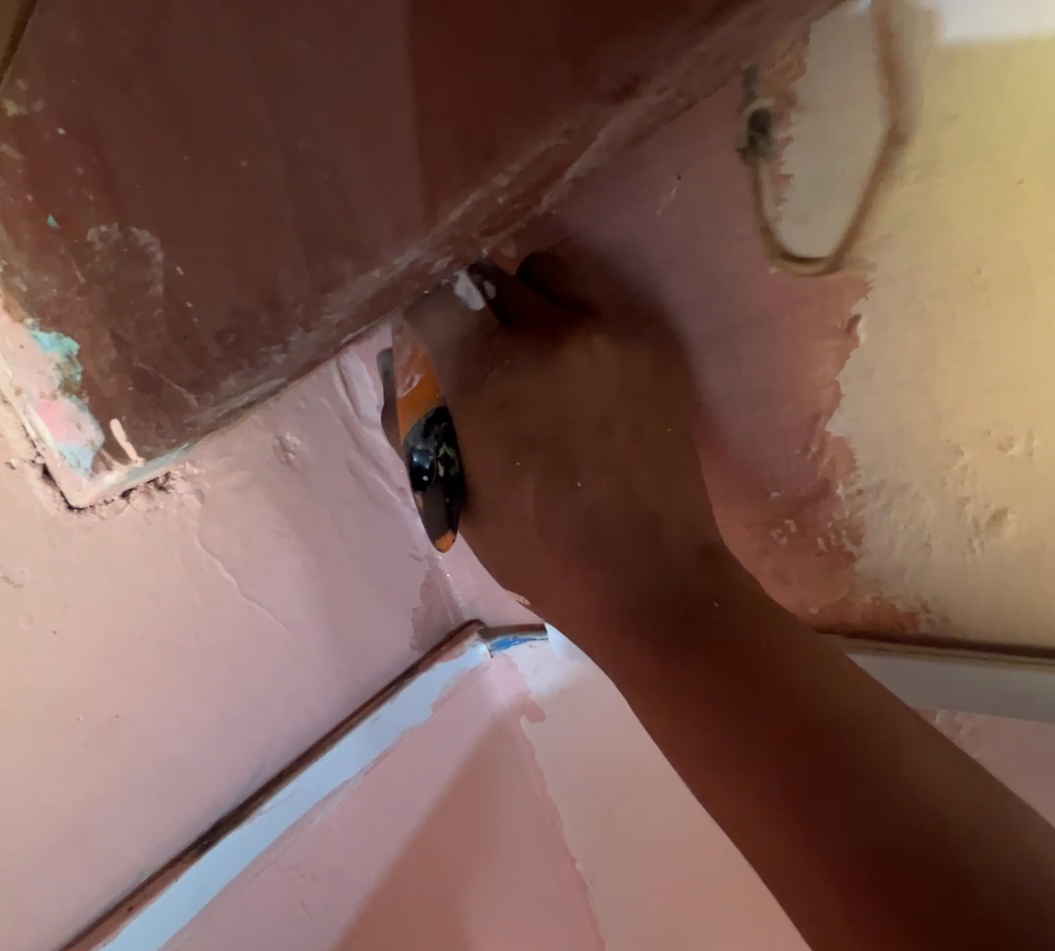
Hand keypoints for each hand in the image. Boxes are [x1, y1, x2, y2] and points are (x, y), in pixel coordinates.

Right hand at [403, 254, 732, 636]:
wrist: (648, 573)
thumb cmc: (543, 552)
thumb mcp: (458, 499)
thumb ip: (420, 423)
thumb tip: (401, 369)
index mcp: (490, 374)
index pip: (436, 295)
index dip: (426, 313)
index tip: (430, 337)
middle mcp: (551, 332)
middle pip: (491, 277)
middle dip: (475, 309)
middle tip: (483, 355)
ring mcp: (612, 332)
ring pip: (550, 273)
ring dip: (530, 299)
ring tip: (535, 352)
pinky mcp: (654, 346)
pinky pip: (602, 302)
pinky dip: (580, 319)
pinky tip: (584, 372)